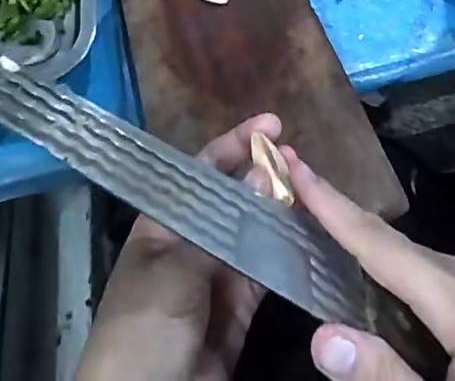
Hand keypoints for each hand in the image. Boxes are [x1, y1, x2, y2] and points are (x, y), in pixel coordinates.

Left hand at [75, 114, 291, 380]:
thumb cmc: (142, 329)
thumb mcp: (175, 273)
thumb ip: (224, 226)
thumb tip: (264, 172)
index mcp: (166, 224)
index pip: (203, 170)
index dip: (235, 143)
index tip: (272, 124)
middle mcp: (194, 241)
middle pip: (234, 196)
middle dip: (264, 173)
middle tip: (298, 155)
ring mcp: (218, 273)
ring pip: (255, 230)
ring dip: (281, 208)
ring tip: (312, 184)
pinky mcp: (239, 307)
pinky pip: (267, 268)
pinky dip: (288, 251)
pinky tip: (312, 230)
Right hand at [289, 160, 454, 380]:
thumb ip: (386, 376)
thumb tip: (320, 335)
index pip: (382, 244)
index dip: (333, 205)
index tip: (296, 164)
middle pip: (398, 249)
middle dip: (346, 225)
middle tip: (298, 200)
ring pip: (420, 265)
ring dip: (374, 256)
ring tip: (327, 240)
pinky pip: (442, 281)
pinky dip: (405, 280)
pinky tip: (385, 291)